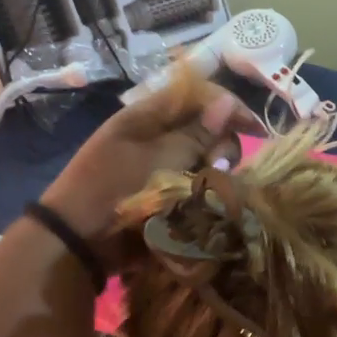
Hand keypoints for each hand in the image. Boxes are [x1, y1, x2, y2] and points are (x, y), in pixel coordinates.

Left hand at [39, 78, 254, 240]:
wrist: (79, 240)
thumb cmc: (114, 188)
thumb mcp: (158, 158)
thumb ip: (196, 134)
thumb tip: (226, 103)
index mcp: (149, 115)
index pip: (199, 96)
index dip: (230, 108)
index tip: (256, 130)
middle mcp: (157, 135)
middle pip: (207, 129)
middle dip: (223, 146)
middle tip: (219, 169)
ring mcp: (160, 165)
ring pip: (206, 159)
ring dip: (216, 172)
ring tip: (212, 190)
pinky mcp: (164, 193)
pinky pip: (196, 184)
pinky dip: (207, 191)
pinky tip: (210, 202)